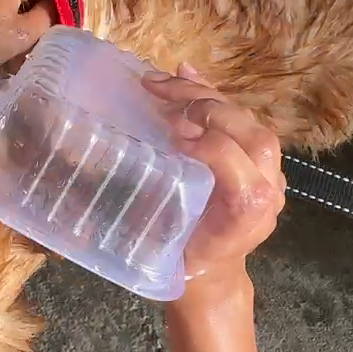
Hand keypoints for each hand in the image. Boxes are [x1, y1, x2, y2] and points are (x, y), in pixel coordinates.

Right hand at [143, 65, 284, 312]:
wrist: (214, 277)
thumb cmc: (185, 262)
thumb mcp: (161, 244)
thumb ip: (144, 218)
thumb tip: (82, 221)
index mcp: (246, 208)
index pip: (234, 159)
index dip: (205, 140)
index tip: (170, 134)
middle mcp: (268, 186)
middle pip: (249, 131)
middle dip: (204, 105)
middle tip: (161, 94)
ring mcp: (270, 172)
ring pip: (248, 120)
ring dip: (206, 95)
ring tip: (166, 82)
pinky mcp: (260, 161)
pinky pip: (242, 121)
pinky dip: (214, 96)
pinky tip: (184, 74)